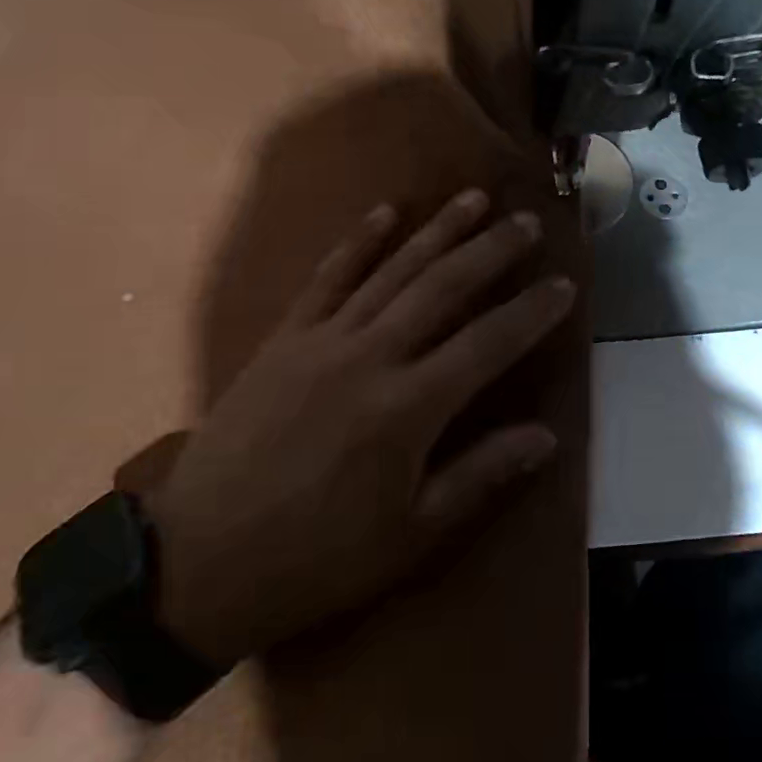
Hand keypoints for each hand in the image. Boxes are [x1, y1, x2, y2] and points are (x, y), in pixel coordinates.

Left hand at [142, 189, 576, 667]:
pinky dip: (358, 242)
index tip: (565, 285)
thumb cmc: (319, 556)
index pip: (489, 344)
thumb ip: (481, 474)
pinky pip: (327, 278)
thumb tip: (547, 436)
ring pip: (392, 271)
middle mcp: (371, 358)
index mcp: (409, 408)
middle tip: (528, 222)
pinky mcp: (284, 340)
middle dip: (492, 251)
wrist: (196, 562)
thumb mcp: (413, 532)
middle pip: (444, 288)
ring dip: (438, 231)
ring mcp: (322, 341)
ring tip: (474, 199)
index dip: (532, 312)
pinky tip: (386, 212)